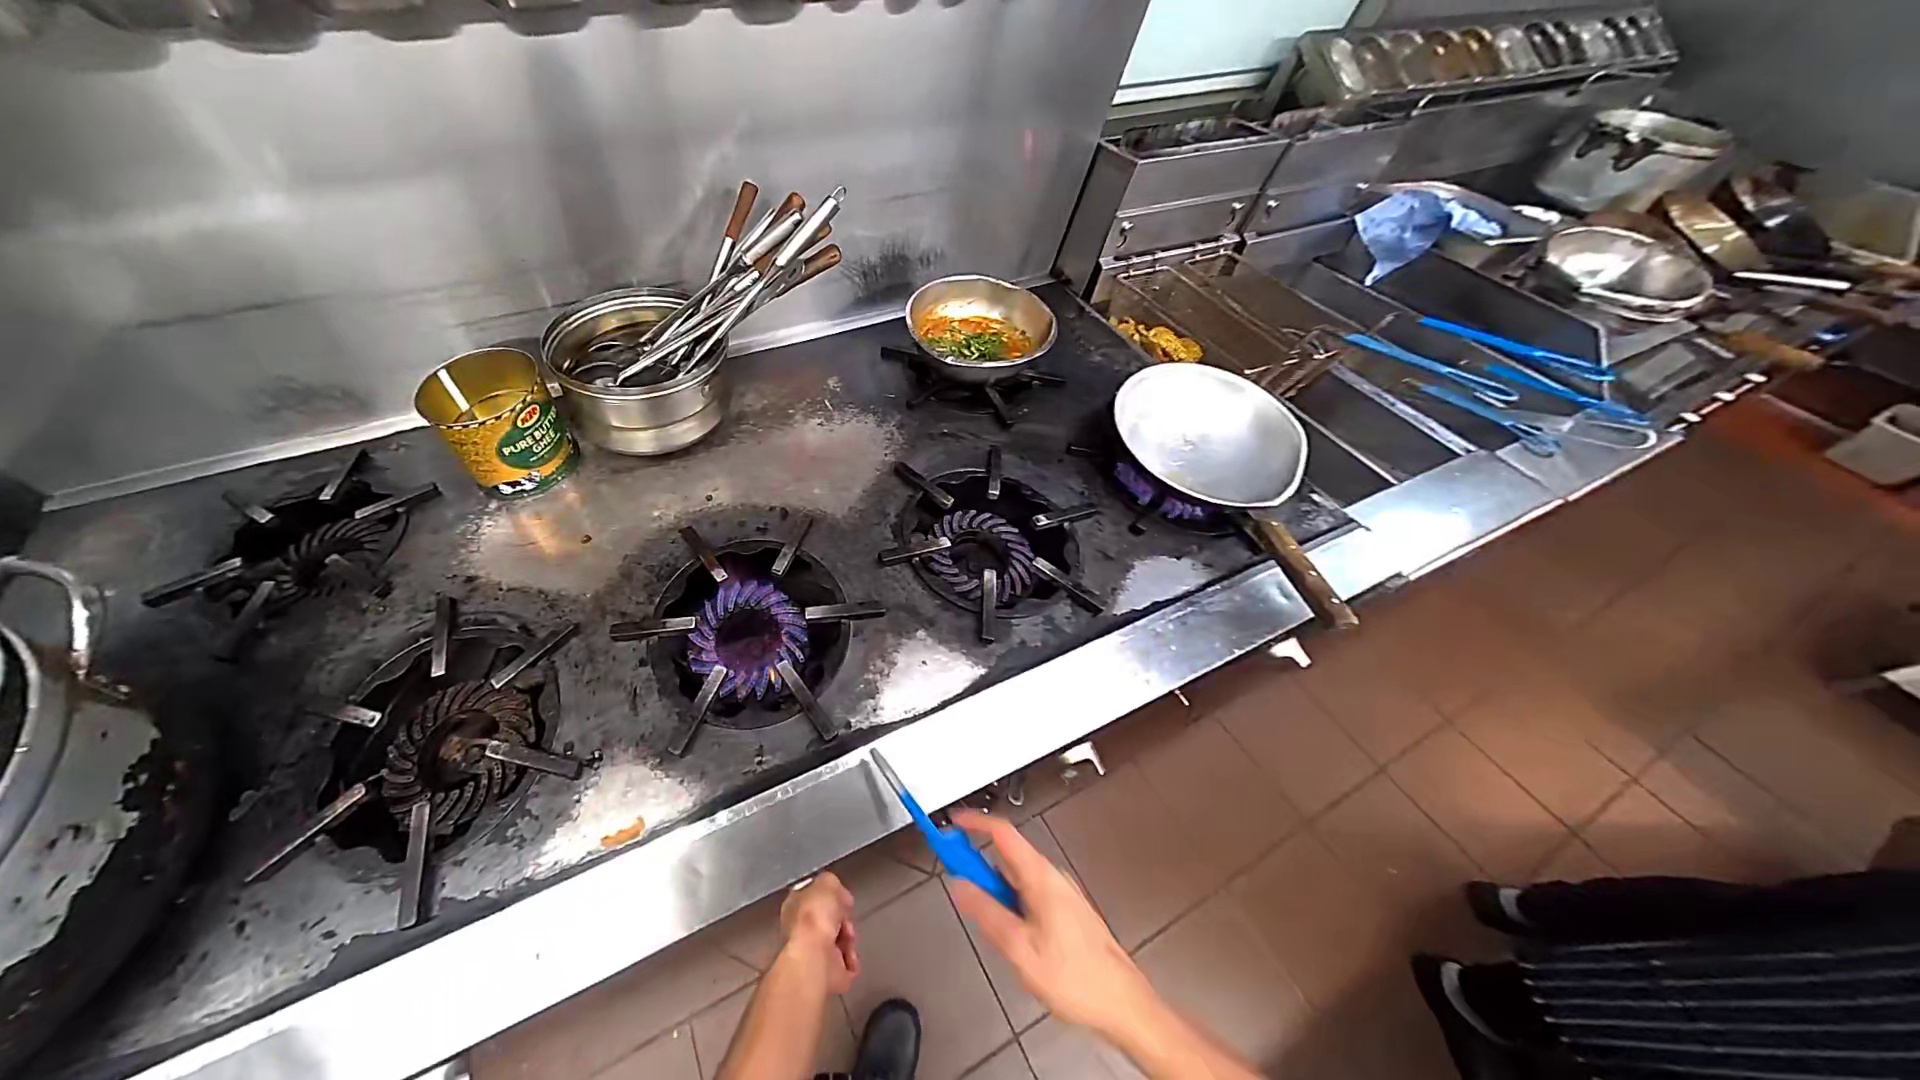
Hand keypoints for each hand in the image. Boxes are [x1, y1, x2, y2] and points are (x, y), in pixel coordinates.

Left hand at [778, 872, 859, 994]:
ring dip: (849, 941)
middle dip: (844, 920)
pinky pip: (844, 964)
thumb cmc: (816, 917)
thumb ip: (830, 882)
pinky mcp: (823, 974)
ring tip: (848, 942)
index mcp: (795, 907)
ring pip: (839, 942)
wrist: (813, 959)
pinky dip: (850, 961)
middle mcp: (800, 930)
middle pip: (830, 921)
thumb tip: (835, 893)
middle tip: (847, 922)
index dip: (832, 897)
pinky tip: (849, 959)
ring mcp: (811, 954)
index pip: (814, 898)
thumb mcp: (826, 883)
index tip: (844, 899)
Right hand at [945, 809, 1159, 1039]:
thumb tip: (961, 887)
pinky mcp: (1065, 909)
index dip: (975, 823)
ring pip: (1017, 879)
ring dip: (996, 893)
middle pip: (1007, 855)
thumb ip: (987, 913)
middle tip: (962, 887)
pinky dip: (1012, 904)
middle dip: (979, 868)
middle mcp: (1052, 878)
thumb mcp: (1019, 948)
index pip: (1002, 832)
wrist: (1121, 1001)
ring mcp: (1060, 892)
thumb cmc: (1078, 978)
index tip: (953, 823)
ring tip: (996, 930)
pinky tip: (1015, 938)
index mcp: (1041, 877)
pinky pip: (1029, 894)